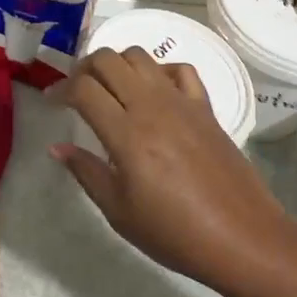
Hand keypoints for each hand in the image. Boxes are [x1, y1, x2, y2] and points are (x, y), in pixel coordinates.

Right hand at [50, 46, 292, 289]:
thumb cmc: (176, 234)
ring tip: (110, 88)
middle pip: (107, 59)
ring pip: (140, 56)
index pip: (83, 88)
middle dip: (83, 68)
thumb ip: (87, 172)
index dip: (59, 89)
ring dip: (117, 64)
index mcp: (126, 134)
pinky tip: (153, 92)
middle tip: (75, 90)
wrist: (245, 240)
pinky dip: (159, 70)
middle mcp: (152, 107)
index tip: (51, 102)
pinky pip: (179, 69)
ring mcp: (182, 103)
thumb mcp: (120, 213)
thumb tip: (58, 147)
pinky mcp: (205, 108)